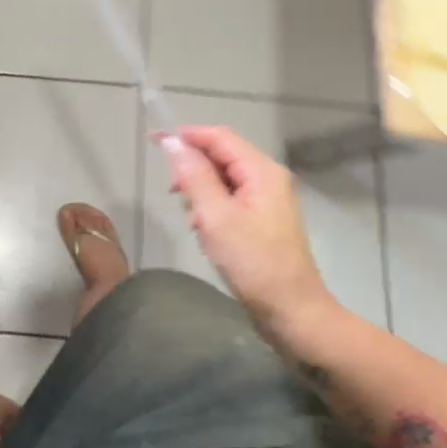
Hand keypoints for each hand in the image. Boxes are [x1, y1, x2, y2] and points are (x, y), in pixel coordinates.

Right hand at [166, 125, 341, 334]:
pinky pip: (231, 199)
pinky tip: (204, 231)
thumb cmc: (254, 263)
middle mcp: (268, 178)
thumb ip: (194, 176)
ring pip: (224, 179)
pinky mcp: (264, 220)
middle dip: (193, 168)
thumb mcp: (216, 218)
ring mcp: (268, 200)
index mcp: (261, 171)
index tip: (154, 141)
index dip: (186, 135)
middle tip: (172, 192)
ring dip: (201, 192)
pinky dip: (212, 208)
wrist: (292, 312)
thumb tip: (173, 142)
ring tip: (192, 219)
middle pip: (222, 155)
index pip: (219, 136)